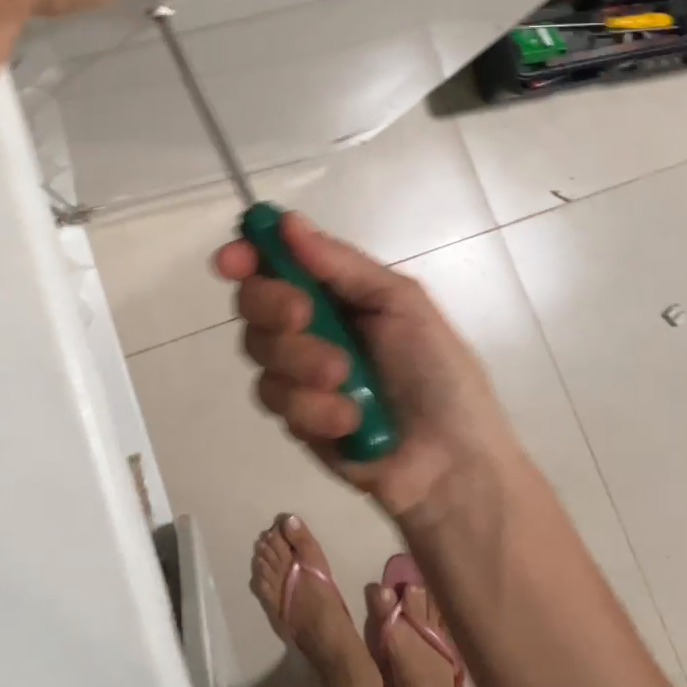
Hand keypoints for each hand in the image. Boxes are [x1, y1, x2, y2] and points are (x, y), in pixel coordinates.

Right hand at [215, 213, 521, 518]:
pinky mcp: (294, 417)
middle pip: (253, 300)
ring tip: (347, 381)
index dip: (247, 254)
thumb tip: (287, 220)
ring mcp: (297, 372)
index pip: (275, 260)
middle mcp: (308, 324)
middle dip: (272, 305)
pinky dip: (312, 407)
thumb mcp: (401, 303)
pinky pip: (275, 398)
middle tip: (303, 316)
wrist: (452, 465)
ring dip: (302, 362)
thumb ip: (341, 264)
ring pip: (260, 350)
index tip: (234, 259)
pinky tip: (350, 422)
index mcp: (336, 290)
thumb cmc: (439, 374)